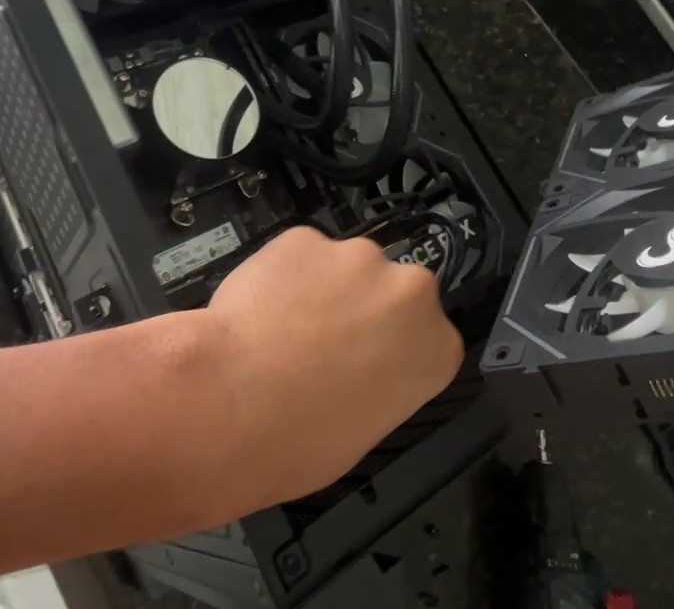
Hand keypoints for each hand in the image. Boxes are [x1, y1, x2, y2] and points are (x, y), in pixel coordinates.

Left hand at [201, 226, 463, 506]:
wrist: (236, 400)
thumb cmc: (303, 437)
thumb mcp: (365, 429)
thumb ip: (377, 384)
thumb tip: (353, 374)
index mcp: (437, 346)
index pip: (428, 334)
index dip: (390, 345)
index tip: (366, 358)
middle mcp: (407, 290)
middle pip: (389, 287)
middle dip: (361, 306)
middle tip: (322, 342)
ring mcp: (354, 256)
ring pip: (340, 266)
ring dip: (320, 286)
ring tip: (282, 329)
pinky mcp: (304, 237)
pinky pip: (297, 254)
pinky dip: (281, 273)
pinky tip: (260, 309)